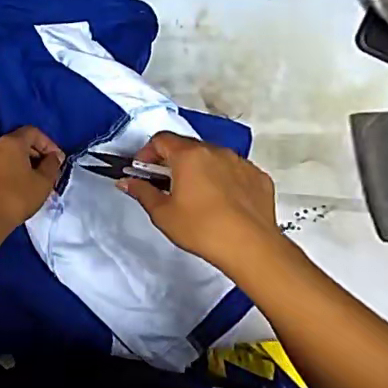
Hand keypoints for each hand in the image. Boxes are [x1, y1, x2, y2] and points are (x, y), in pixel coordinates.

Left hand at [0, 125, 63, 252]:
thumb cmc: (18, 198)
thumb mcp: (43, 182)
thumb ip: (52, 164)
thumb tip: (54, 156)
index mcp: (10, 142)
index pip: (33, 132)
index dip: (49, 144)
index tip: (57, 160)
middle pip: (19, 141)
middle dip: (36, 152)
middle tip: (48, 170)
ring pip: (8, 152)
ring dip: (23, 161)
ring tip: (35, 178)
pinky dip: (10, 167)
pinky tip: (18, 183)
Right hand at [117, 132, 286, 272]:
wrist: (250, 247)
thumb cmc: (204, 229)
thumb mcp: (162, 213)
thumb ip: (142, 192)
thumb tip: (129, 183)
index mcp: (189, 156)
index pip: (161, 140)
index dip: (147, 153)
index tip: (143, 170)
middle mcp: (216, 152)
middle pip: (186, 147)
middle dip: (171, 161)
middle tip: (164, 184)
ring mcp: (240, 163)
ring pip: (211, 157)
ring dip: (198, 169)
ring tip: (194, 195)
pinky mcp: (257, 177)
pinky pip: (234, 170)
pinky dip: (223, 179)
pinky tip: (219, 202)